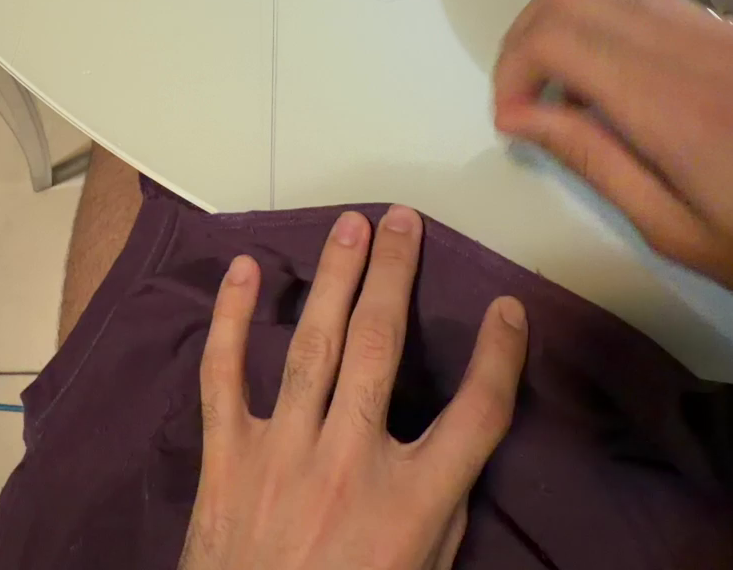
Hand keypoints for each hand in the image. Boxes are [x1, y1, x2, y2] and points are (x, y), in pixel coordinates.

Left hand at [180, 205, 527, 569]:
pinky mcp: (227, 454)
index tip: (508, 307)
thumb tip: (449, 440)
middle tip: (403, 220)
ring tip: (350, 226)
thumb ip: (439, 511)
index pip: (477, 415)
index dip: (500, 356)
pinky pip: (224, 373)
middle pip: (383, 348)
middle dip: (396, 275)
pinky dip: (232, 318)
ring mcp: (284, 452)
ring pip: (315, 345)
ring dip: (336, 277)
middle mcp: (351, 463)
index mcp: (411, 504)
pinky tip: (243, 268)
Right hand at [493, 0, 732, 333]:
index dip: (510, 72)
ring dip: (561, 26)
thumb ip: (592, 160)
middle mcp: (692, 45)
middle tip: (525, 101)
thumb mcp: (678, 233)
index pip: (555, 36)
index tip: (513, 124)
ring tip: (563, 91)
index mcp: (672, 102)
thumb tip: (519, 117)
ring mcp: (722, 31)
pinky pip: (648, 1)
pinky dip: (605, 26)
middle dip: (523, 39)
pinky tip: (617, 85)